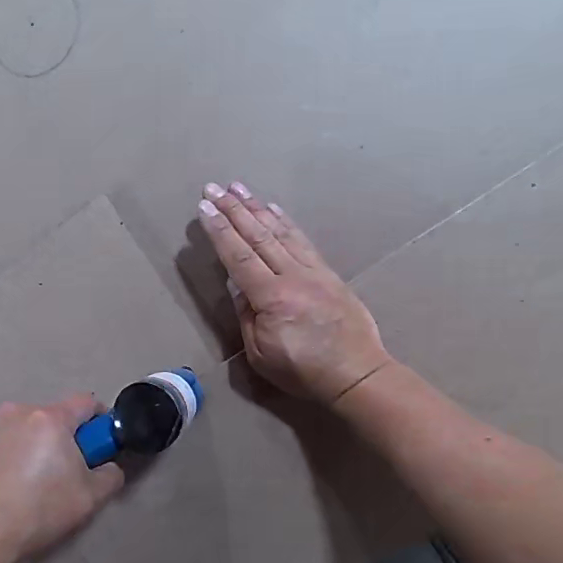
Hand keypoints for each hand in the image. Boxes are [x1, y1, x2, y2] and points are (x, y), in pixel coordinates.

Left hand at [0, 394, 125, 562]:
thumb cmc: (35, 512)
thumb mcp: (89, 498)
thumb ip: (110, 475)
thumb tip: (108, 467)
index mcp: (50, 418)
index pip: (87, 402)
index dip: (102, 422)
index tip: (101, 448)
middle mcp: (19, 411)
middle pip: (56, 416)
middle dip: (68, 439)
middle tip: (69, 475)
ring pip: (30, 429)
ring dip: (41, 446)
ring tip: (36, 485)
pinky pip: (7, 440)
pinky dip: (16, 454)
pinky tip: (11, 486)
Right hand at [197, 181, 393, 404]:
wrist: (357, 374)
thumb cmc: (304, 372)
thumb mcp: (261, 354)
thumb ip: (247, 319)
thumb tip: (241, 290)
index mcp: (273, 299)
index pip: (239, 257)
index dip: (220, 231)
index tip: (205, 207)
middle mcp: (293, 277)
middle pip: (258, 236)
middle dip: (233, 210)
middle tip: (215, 188)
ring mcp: (314, 272)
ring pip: (281, 232)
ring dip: (257, 208)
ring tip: (239, 188)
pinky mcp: (328, 274)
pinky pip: (302, 241)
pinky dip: (286, 222)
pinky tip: (273, 209)